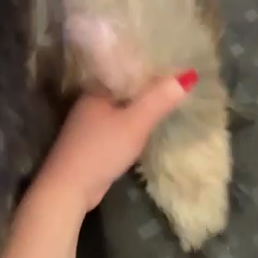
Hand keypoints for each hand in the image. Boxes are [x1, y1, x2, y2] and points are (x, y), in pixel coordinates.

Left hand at [30, 72, 194, 213]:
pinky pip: (118, 128)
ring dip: (141, 110)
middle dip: (148, 91)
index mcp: (96, 91)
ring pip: (122, 111)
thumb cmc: (101, 150)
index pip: (128, 72)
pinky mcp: (92, 145)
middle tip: (179, 87)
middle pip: (125, 92)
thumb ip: (159, 100)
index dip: (152, 70)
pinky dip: (133, 127)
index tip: (177, 69)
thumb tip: (189, 75)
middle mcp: (90, 104)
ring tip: (169, 105)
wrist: (69, 187)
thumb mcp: (135, 123)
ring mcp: (89, 126)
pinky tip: (148, 129)